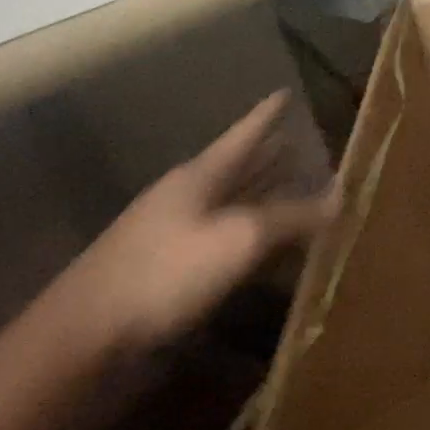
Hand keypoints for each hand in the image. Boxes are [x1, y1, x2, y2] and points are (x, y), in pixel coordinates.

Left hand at [51, 91, 337, 351]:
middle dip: (272, 155)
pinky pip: (230, 237)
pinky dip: (259, 233)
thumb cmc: (166, 272)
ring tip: (304, 186)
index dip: (265, 116)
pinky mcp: (177, 270)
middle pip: (238, 168)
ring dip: (268, 194)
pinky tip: (278, 243)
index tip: (285, 93)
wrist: (87, 336)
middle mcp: (187, 199)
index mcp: (198, 179)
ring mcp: (178, 235)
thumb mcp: (241, 237)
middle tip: (307, 141)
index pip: (241, 137)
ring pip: (235, 203)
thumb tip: (342, 196)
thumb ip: (294, 215)